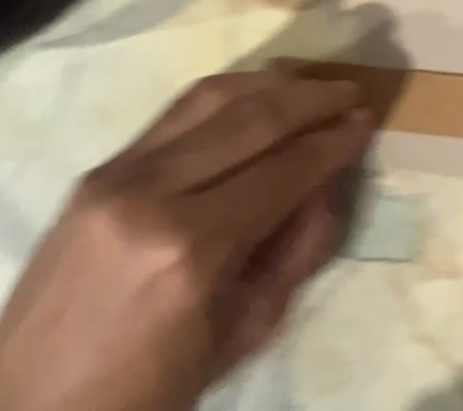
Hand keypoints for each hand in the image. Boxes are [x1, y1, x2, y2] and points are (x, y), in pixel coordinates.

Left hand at [0, 72, 373, 410]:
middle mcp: (152, 194)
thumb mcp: (245, 331)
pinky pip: (175, 113)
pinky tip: (255, 93)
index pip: (284, 169)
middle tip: (351, 91)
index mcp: (192, 248)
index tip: (367, 120)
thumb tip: (326, 180)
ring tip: (311, 83)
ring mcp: (116, 174)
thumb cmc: (150, 388)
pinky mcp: (96, 170)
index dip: (333, 141)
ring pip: (211, 98)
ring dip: (272, 83)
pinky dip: (227, 94)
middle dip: (312, 98)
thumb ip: (297, 247)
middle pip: (252, 118)